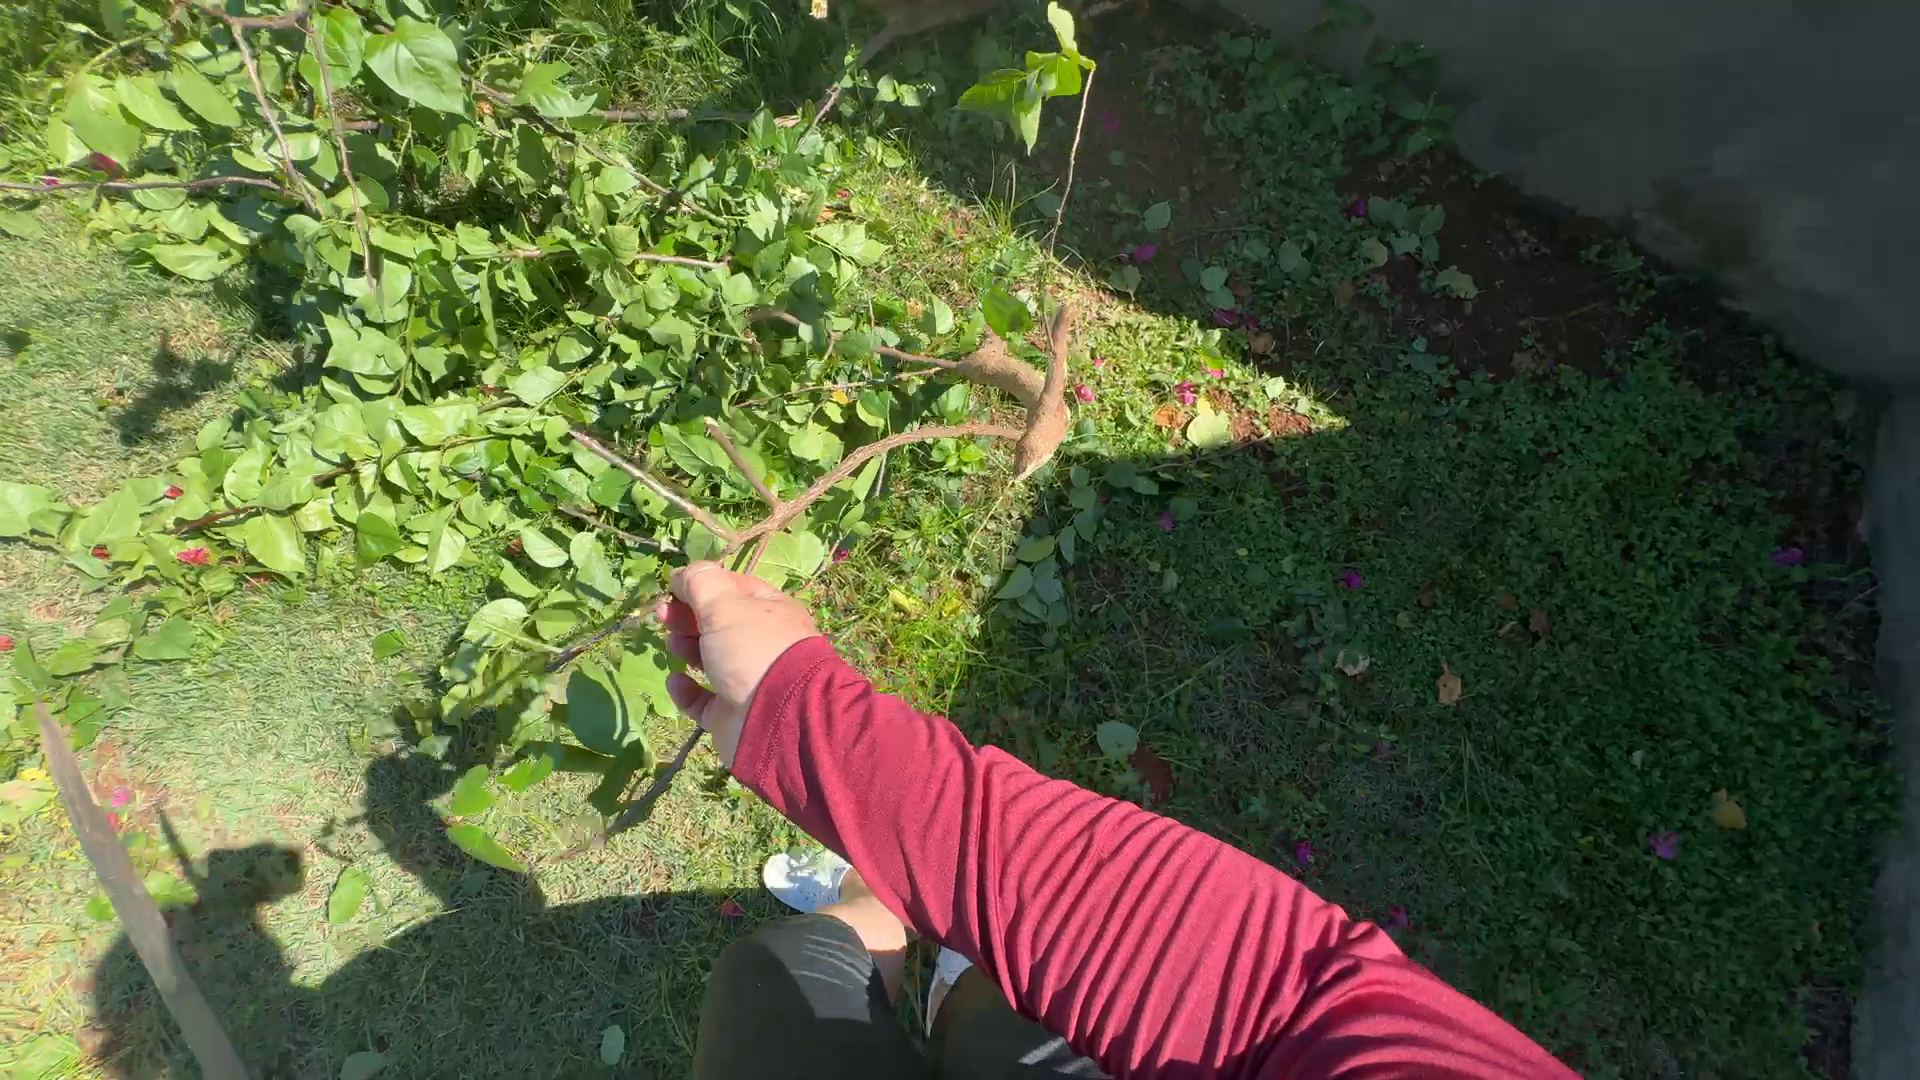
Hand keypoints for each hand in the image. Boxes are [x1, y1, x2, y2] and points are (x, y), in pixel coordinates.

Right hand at [655, 561, 818, 766]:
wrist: (780, 717)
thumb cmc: (753, 650)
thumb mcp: (725, 605)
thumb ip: (701, 583)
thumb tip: (683, 574)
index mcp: (770, 610)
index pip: (734, 588)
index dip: (702, 584)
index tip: (672, 588)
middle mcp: (761, 643)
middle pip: (719, 623)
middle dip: (688, 616)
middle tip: (663, 615)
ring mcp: (747, 679)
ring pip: (710, 658)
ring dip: (687, 647)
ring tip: (674, 643)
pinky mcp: (731, 713)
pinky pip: (702, 699)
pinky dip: (686, 689)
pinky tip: (676, 679)